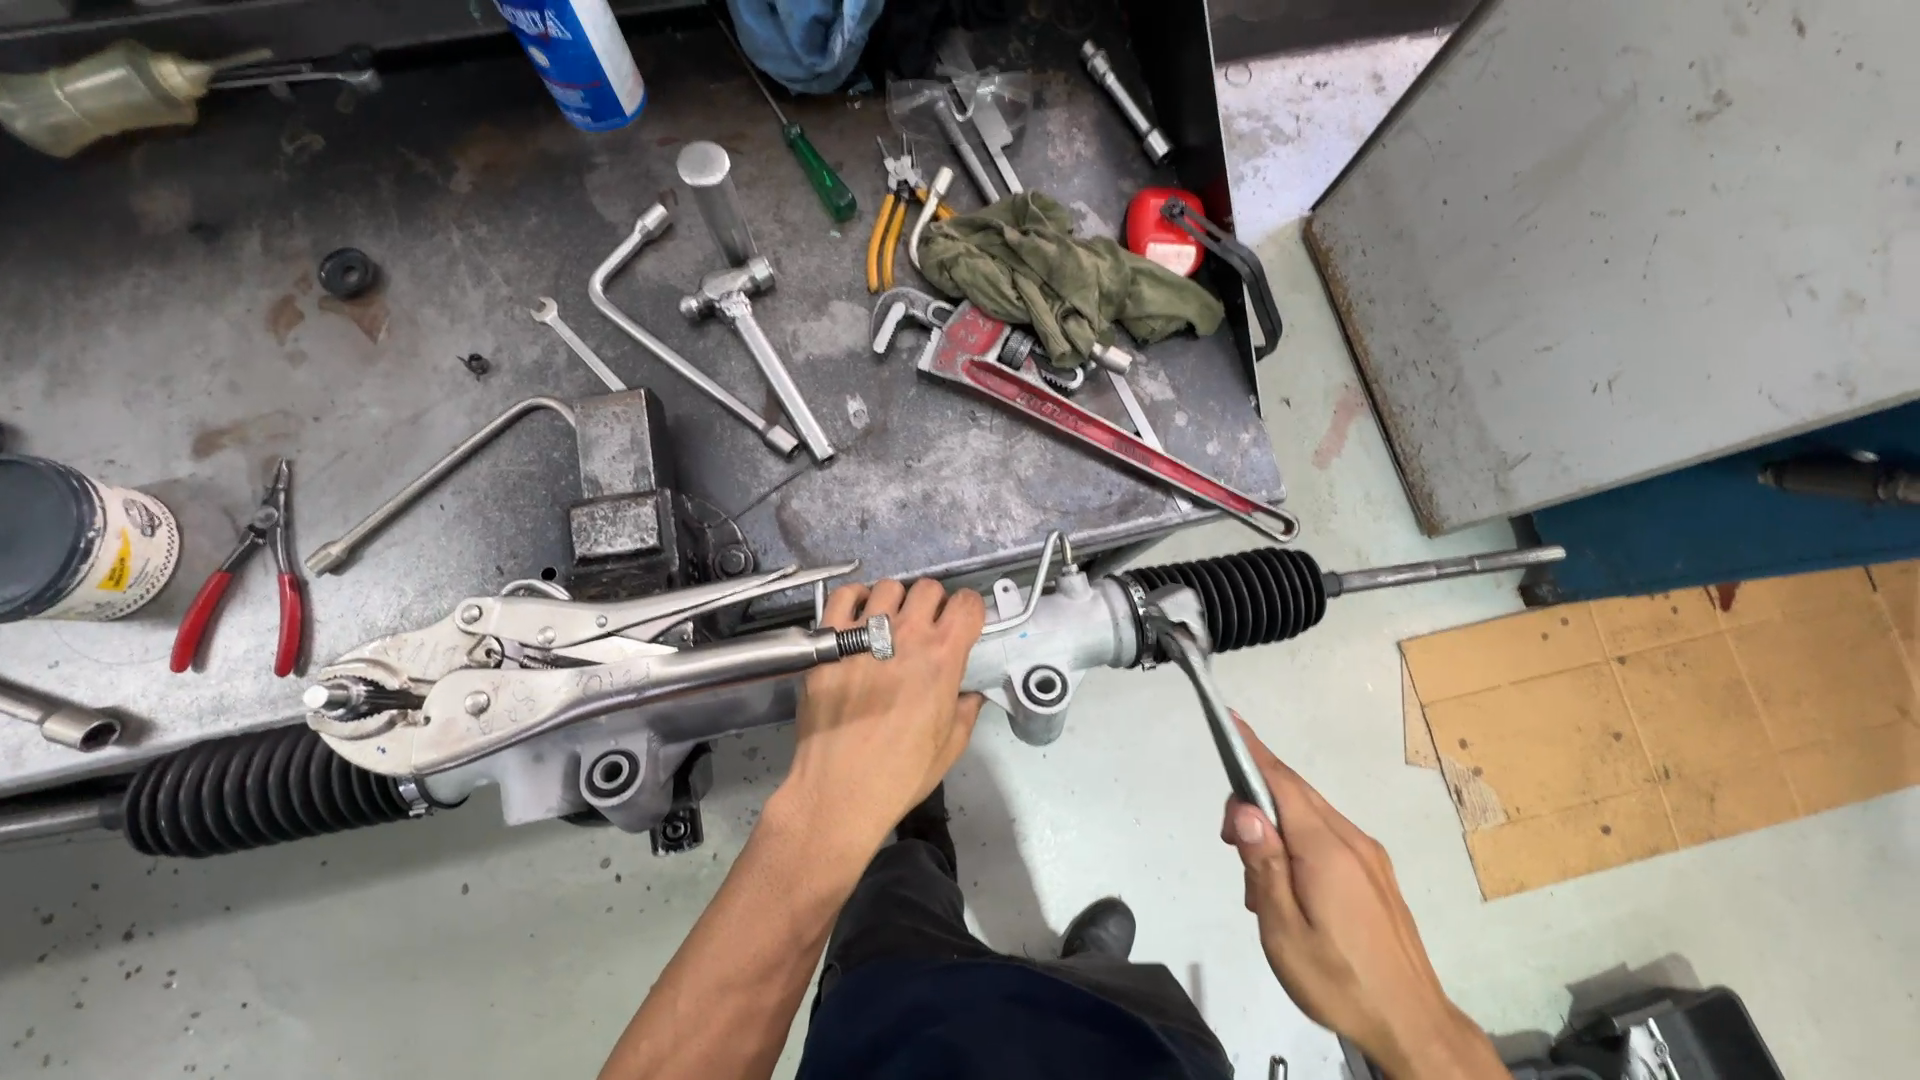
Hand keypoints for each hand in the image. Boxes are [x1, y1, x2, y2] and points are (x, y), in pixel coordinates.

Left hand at [780, 579, 986, 848]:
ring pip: (888, 587)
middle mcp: (905, 635)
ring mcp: (863, 634)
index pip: (967, 603)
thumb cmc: (901, 773)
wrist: (840, 791)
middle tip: (927, 628)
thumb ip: (967, 708)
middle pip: (929, 588)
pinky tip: (859, 620)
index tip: (963, 624)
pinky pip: (844, 597)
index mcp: (942, 657)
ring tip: (890, 625)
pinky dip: (856, 600)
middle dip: (934, 604)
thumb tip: (970, 691)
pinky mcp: (828, 642)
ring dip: (896, 602)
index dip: (970, 610)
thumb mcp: (952, 744)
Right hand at [1221, 717, 1504, 1079]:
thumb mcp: (1284, 930)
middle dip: (1254, 802)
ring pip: (1309, 818)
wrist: (1413, 1026)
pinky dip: (1297, 845)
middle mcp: (1352, 841)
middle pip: (1294, 795)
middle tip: (1231, 845)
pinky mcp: (1376, 875)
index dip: (1253, 751)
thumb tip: (1244, 809)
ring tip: (1262, 888)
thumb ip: (1263, 865)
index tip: (1230, 721)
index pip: (1281, 782)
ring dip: (1275, 831)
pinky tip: (1290, 891)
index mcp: (1326, 850)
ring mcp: (1369, 857)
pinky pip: (1327, 839)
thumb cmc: (1338, 981)